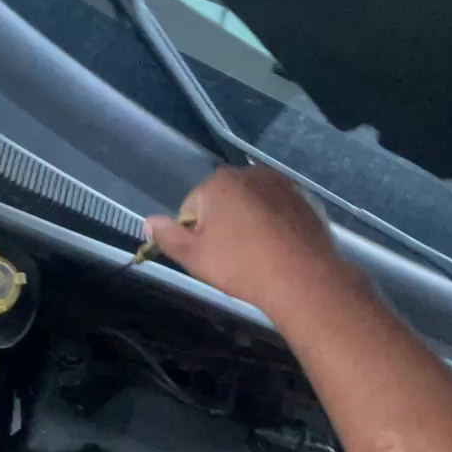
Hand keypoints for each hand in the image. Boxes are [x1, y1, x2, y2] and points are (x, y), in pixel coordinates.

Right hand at [145, 166, 358, 325]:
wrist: (301, 277)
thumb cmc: (240, 266)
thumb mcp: (193, 256)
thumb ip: (167, 236)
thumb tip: (148, 222)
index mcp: (218, 183)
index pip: (191, 206)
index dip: (194, 234)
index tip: (209, 256)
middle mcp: (249, 173)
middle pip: (220, 201)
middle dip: (220, 224)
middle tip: (230, 257)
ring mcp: (280, 183)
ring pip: (249, 204)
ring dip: (245, 223)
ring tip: (254, 254)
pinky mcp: (303, 198)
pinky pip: (274, 209)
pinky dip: (271, 224)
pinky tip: (275, 248)